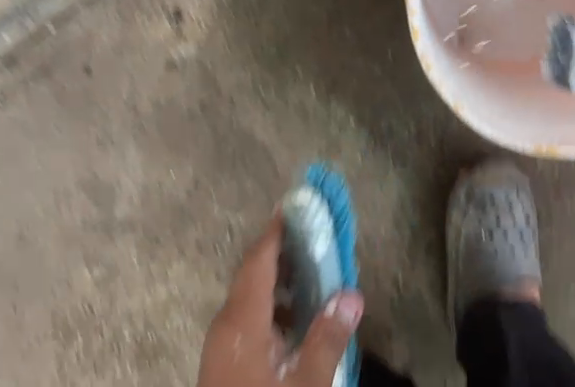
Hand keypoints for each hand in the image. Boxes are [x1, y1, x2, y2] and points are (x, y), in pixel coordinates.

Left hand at [197, 216, 362, 386]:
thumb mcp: (304, 385)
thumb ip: (327, 339)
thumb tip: (353, 293)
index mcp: (241, 319)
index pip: (259, 259)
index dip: (278, 231)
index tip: (298, 205)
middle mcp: (226, 324)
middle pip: (253, 274)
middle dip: (283, 252)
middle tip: (316, 235)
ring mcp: (222, 345)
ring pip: (250, 298)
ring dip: (280, 282)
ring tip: (316, 274)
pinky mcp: (225, 363)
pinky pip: (249, 319)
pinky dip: (273, 308)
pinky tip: (298, 321)